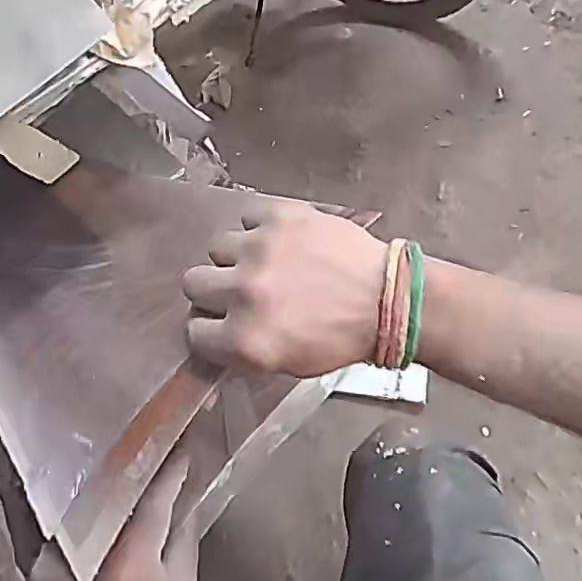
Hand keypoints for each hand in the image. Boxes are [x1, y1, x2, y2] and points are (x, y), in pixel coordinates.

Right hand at [183, 202, 387, 375]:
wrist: (389, 300)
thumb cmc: (340, 338)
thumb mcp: (284, 364)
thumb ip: (241, 349)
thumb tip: (214, 328)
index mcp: (244, 339)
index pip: (194, 331)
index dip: (208, 328)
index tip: (222, 323)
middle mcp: (244, 293)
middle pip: (193, 283)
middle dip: (214, 289)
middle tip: (240, 290)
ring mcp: (260, 250)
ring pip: (217, 246)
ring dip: (236, 256)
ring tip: (265, 262)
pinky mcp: (279, 218)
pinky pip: (246, 216)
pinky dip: (258, 227)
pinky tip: (279, 241)